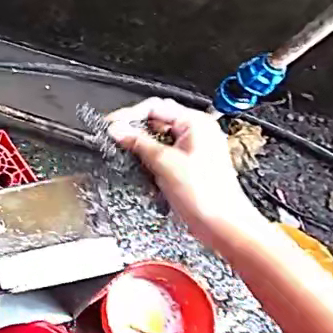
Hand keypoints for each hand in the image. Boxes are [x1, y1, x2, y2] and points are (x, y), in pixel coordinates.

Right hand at [106, 97, 266, 250]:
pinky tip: (142, 168)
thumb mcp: (164, 162)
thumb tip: (117, 129)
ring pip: (157, 139)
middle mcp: (196, 132)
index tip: (110, 124)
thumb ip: (137, 142)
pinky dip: (149, 159)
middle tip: (114, 137)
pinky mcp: (186, 165)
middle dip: (134, 130)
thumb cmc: (207, 194)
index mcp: (196, 123)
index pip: (155, 107)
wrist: (221, 224)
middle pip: (155, 121)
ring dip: (141, 146)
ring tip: (127, 153)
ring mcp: (191, 149)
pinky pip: (161, 154)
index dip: (129, 115)